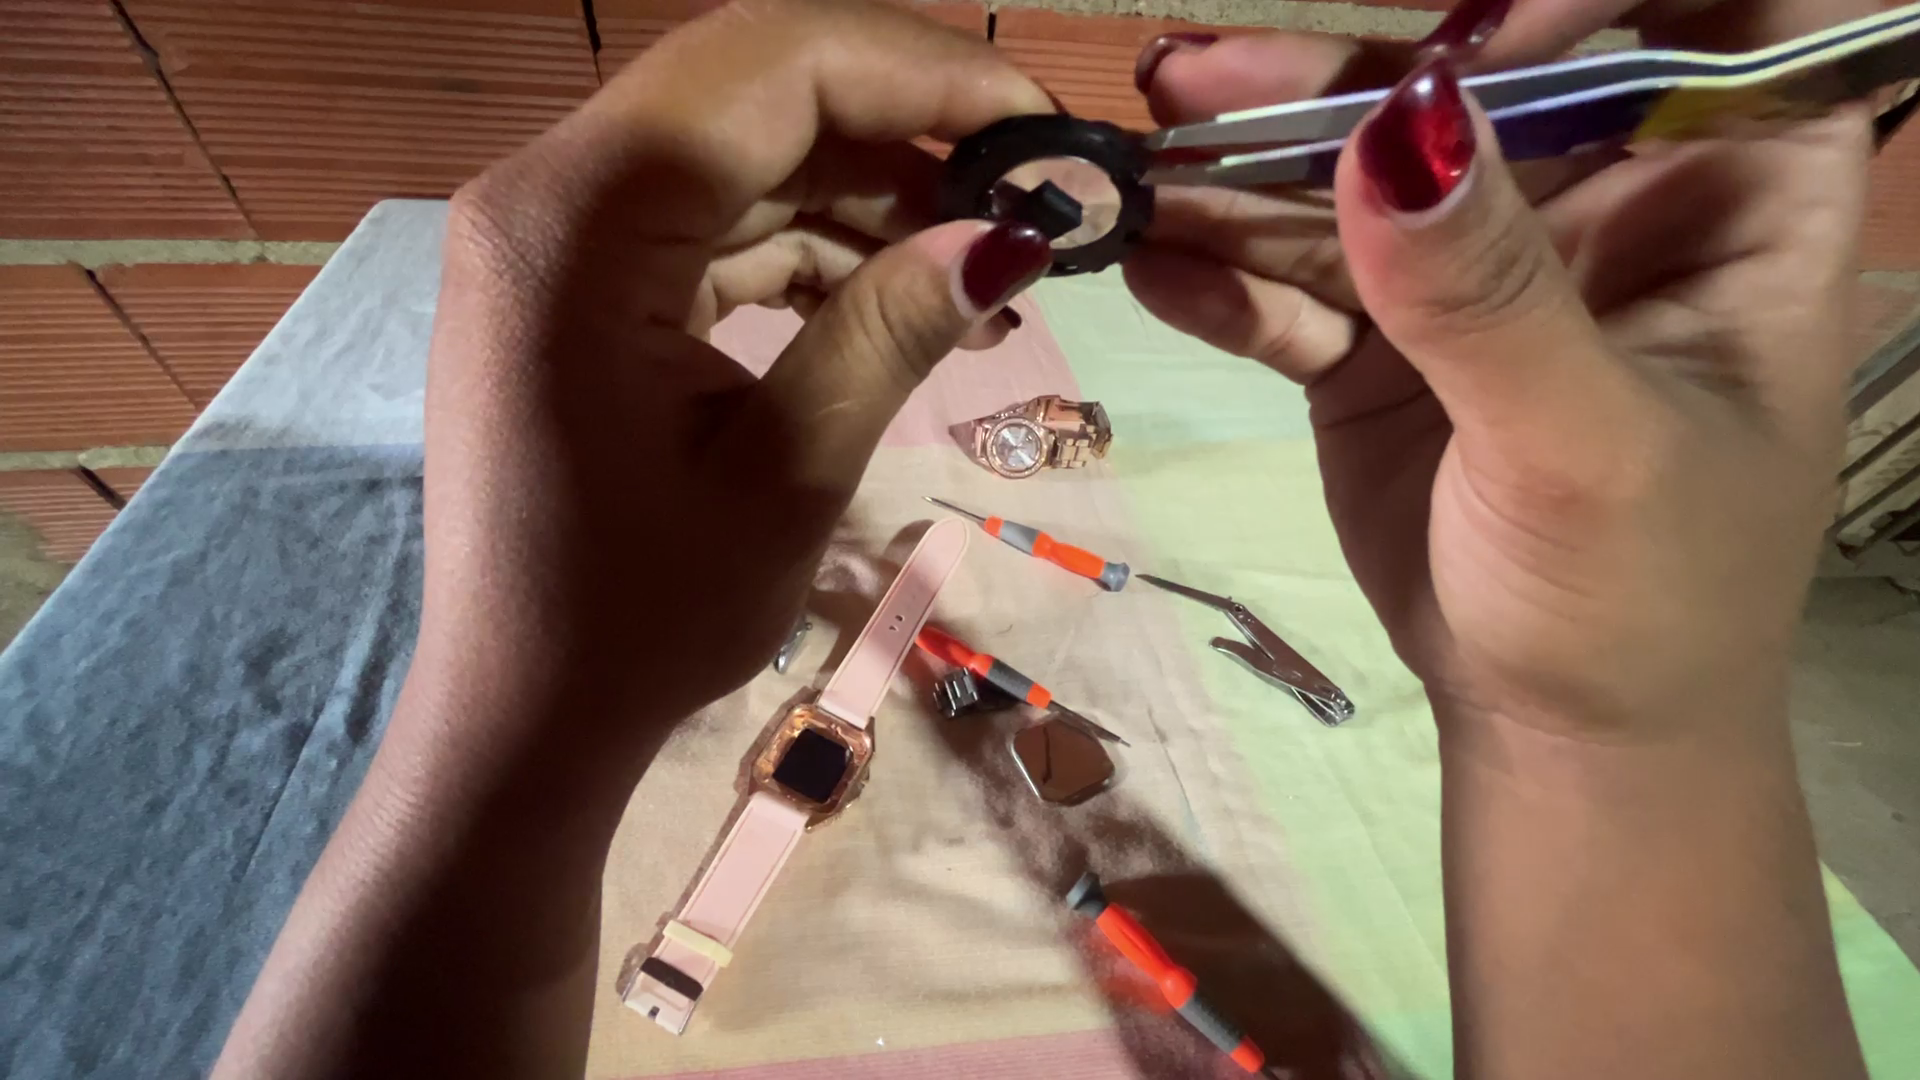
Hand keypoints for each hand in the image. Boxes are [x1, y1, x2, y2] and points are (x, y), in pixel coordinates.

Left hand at [419, 0, 1054, 734]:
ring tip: (978, 280)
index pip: (771, 67)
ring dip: (870, 208)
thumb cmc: (648, 615)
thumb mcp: (790, 472)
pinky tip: (899, 306)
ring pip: (747, 167)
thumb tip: (1010, 237)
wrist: (534, 708)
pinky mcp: (587, 294)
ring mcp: (563, 245)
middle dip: (905, 136)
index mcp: (578, 225)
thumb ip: (891, 331)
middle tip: (1020, 201)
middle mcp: (550, 198)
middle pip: (757, 99)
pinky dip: (816, 259)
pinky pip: (721, 236)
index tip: (1035, 126)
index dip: (922, 72)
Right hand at [1126, 1, 1874, 737]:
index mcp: (1719, 200)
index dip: (1572, 3)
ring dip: (1233, 199)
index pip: (1688, 23)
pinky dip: (1223, 295)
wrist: (1544, 709)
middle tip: (1180, 82)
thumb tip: (1394, 132)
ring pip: (1339, 214)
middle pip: (1446, 116)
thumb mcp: (1578, 441)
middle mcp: (1579, 221)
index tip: (1448, 47)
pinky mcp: (1368, 359)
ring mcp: (1453, 294)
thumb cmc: (1634, 590)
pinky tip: (1153, 273)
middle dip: (1315, 98)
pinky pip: (1289, 309)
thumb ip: (1486, 293)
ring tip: (1133, 182)